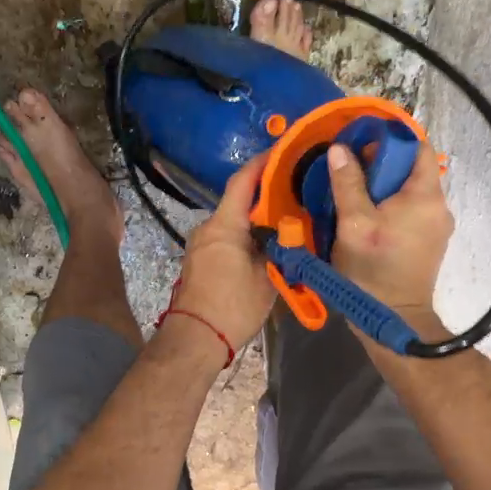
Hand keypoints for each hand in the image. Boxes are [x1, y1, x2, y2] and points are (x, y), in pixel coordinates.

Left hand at [170, 155, 274, 351]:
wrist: (195, 338)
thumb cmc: (232, 306)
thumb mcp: (267, 277)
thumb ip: (279, 249)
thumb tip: (288, 232)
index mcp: (224, 225)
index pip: (242, 182)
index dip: (261, 164)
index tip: (281, 151)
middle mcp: (208, 227)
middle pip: (238, 202)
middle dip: (265, 195)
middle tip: (295, 191)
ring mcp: (200, 244)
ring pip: (233, 222)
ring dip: (256, 219)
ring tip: (286, 220)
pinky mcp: (200, 260)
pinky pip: (226, 237)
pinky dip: (245, 235)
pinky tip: (266, 244)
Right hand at [327, 140, 453, 325]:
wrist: (393, 319)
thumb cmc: (372, 270)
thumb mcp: (353, 223)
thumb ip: (347, 183)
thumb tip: (340, 148)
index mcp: (426, 196)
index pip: (419, 147)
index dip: (391, 137)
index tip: (361, 138)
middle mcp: (439, 207)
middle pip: (413, 169)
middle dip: (381, 163)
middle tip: (348, 167)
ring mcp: (436, 226)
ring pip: (410, 191)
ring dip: (383, 186)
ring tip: (351, 191)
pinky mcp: (428, 242)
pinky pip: (411, 210)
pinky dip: (390, 205)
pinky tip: (365, 214)